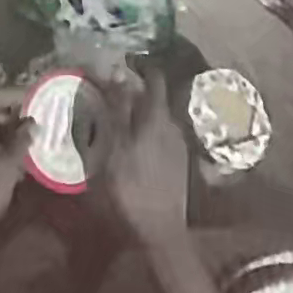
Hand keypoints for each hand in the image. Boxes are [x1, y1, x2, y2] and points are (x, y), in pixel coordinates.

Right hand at [101, 69, 190, 243]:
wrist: (161, 231)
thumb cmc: (133, 185)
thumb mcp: (117, 144)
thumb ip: (119, 106)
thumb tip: (118, 70)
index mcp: (158, 116)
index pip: (155, 78)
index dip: (141, 66)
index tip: (123, 62)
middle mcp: (173, 124)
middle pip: (156, 98)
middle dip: (136, 92)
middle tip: (112, 94)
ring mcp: (179, 144)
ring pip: (158, 117)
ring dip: (141, 113)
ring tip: (119, 120)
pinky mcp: (179, 162)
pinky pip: (162, 135)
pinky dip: (147, 131)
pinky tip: (134, 144)